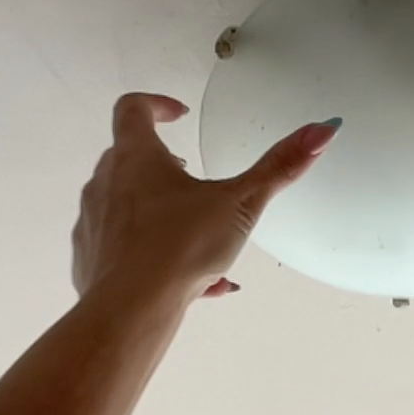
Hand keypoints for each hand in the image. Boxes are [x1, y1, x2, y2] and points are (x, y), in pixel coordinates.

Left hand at [71, 93, 339, 304]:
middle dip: (161, 161)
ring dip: (159, 209)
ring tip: (199, 234)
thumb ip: (280, 166)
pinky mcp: (89, 259)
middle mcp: (105, 182)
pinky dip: (153, 252)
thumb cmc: (181, 246)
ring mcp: (92, 221)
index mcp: (135, 157)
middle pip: (127, 155)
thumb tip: (324, 128)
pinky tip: (193, 282)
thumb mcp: (240, 204)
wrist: (130, 310)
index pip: (133, 108)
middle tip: (187, 171)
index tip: (179, 113)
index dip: (157, 104)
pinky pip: (125, 247)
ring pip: (125, 203)